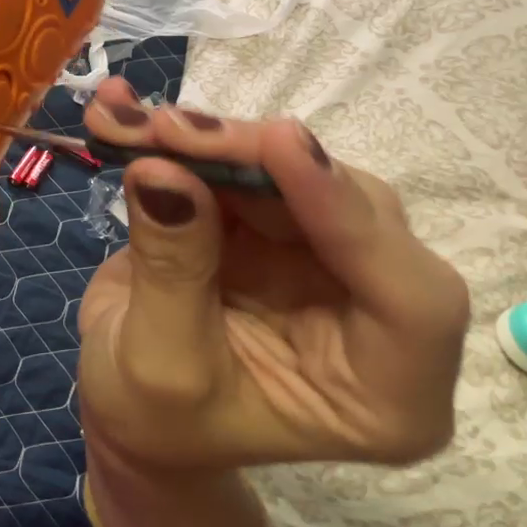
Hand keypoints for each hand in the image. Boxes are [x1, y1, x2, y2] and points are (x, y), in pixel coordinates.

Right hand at [76, 77, 469, 474]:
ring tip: (125, 121)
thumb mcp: (159, 361)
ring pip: (283, 174)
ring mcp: (319, 262)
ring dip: (201, 138)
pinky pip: (233, 166)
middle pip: (340, 211)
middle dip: (249, 160)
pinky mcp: (268, 227)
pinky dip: (176, 137)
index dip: (345, 211)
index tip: (278, 143)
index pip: (405, 294)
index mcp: (383, 391)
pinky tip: (122, 109)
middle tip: (165, 128)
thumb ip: (171, 268)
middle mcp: (370, 313)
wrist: (129, 410)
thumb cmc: (155, 417)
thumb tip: (161, 169)